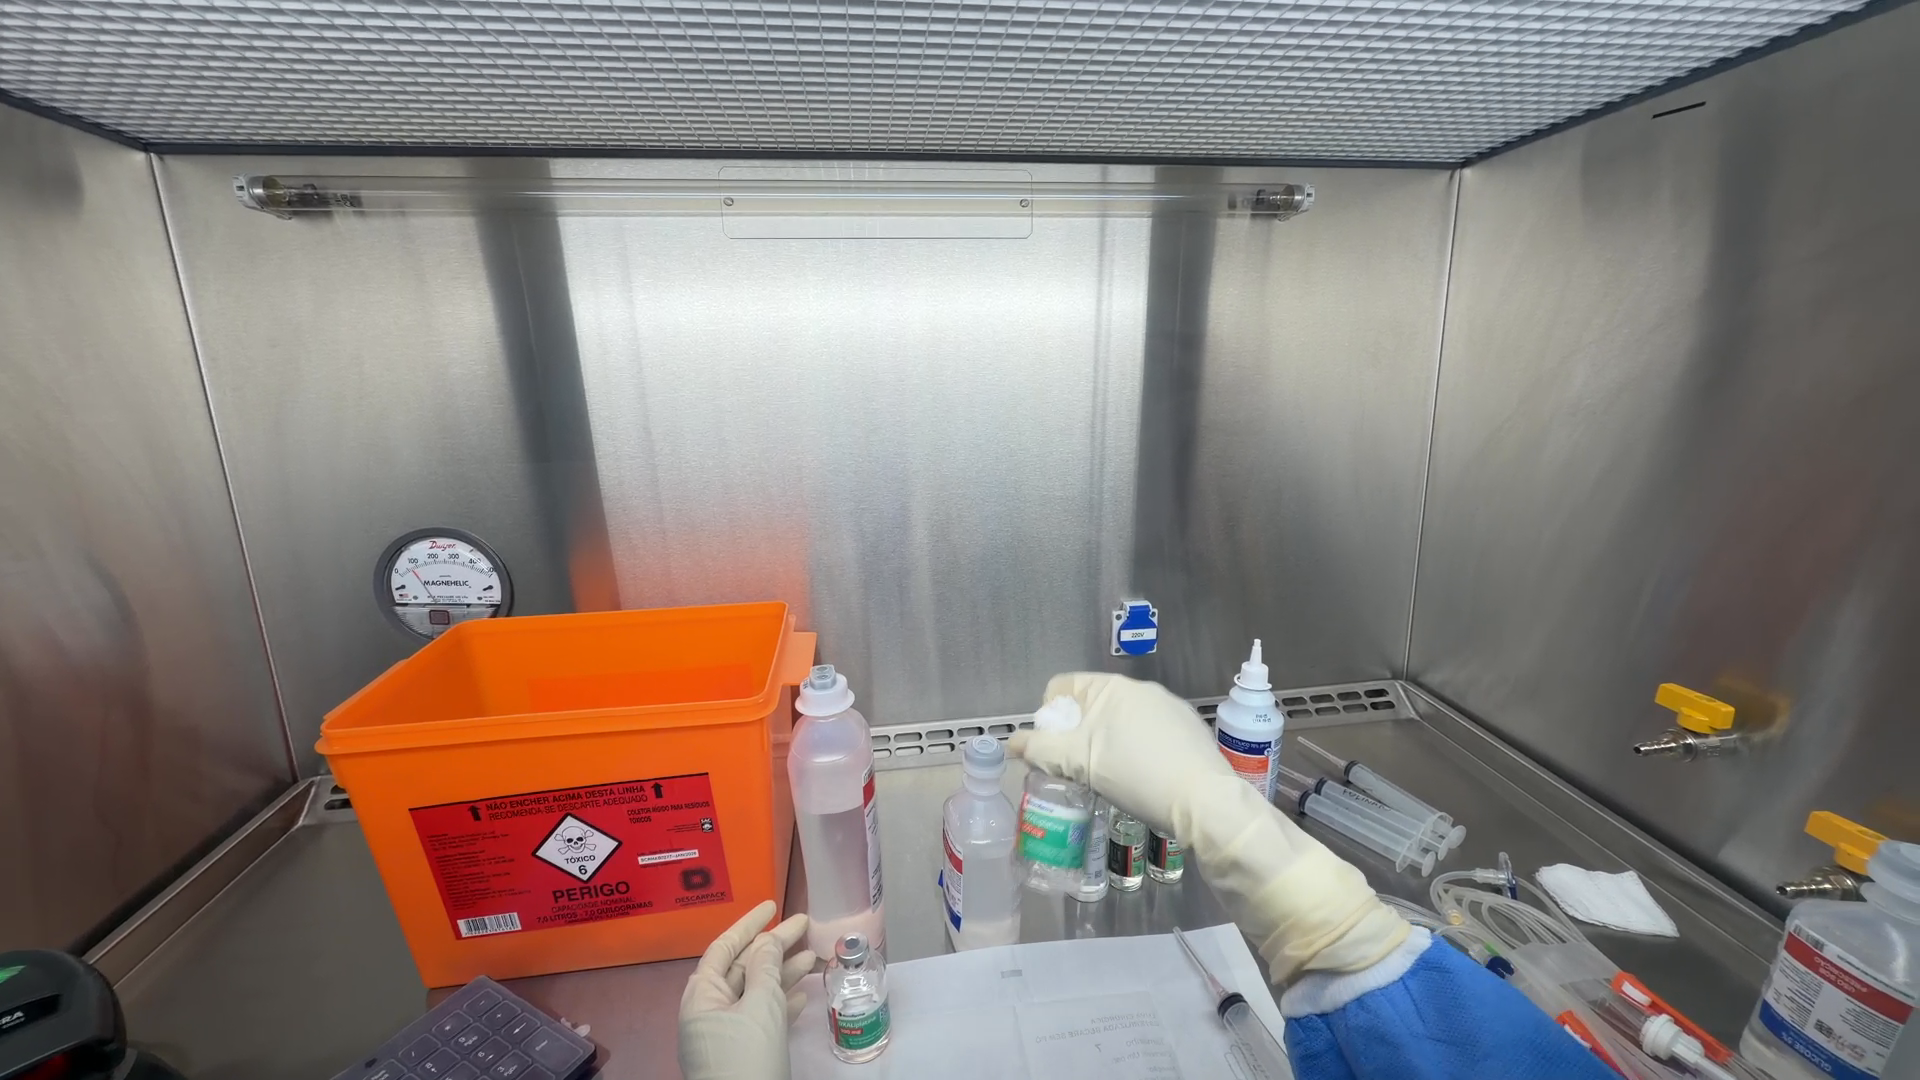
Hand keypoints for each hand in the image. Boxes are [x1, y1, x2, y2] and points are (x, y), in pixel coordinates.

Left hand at [678, 900, 814, 1079]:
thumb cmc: (747, 1057)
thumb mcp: (760, 1004)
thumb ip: (766, 966)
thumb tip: (767, 940)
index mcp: (702, 997)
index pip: (724, 948)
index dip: (748, 924)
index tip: (772, 904)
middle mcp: (709, 1013)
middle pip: (743, 968)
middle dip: (773, 946)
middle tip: (804, 924)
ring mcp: (724, 1036)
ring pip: (756, 992)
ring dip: (783, 972)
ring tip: (812, 956)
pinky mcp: (741, 1056)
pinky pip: (761, 1017)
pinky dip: (782, 1002)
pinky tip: (803, 995)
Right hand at [1012, 673, 1409, 983]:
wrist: (1207, 803)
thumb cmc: (1136, 775)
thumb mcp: (1079, 764)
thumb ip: (1040, 750)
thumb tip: (1012, 743)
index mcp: (1109, 687)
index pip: (1061, 687)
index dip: (1048, 718)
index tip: (1054, 751)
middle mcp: (1139, 688)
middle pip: (1089, 705)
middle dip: (1076, 734)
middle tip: (1079, 770)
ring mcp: (1168, 707)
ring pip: (1119, 720)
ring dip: (1105, 743)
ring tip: (1112, 779)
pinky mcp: (1189, 729)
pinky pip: (1148, 733)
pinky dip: (1136, 750)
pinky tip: (1144, 779)